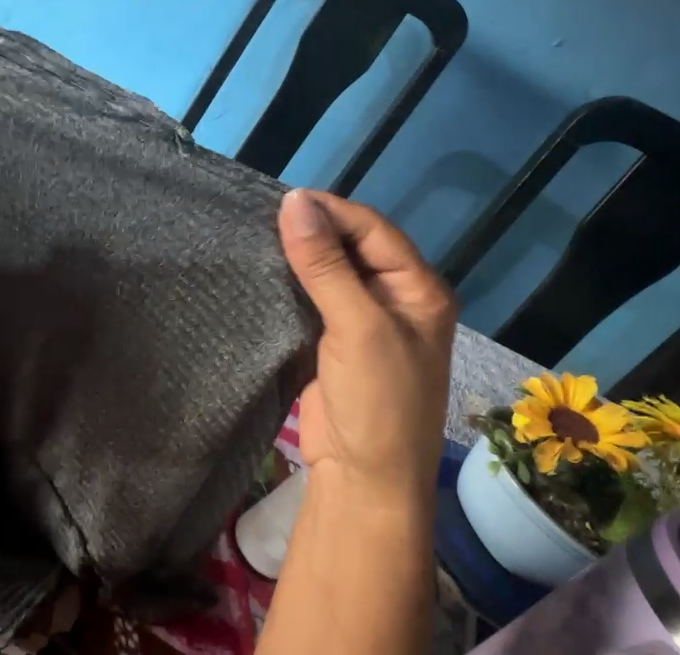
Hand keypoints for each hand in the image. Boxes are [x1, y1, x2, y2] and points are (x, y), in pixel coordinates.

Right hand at [278, 189, 457, 497]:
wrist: (364, 479)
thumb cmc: (378, 402)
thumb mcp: (357, 327)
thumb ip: (326, 265)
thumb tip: (293, 200)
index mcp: (420, 289)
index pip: (375, 230)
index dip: (332, 211)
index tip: (283, 200)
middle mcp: (397, 297)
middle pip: (354, 244)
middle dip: (315, 227)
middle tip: (265, 215)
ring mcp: (366, 318)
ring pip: (332, 268)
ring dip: (301, 252)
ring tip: (259, 233)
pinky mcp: (336, 338)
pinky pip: (315, 294)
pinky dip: (292, 278)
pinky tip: (265, 267)